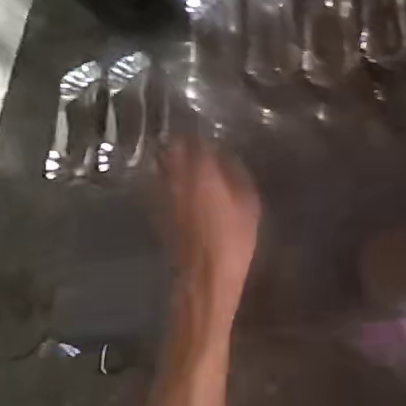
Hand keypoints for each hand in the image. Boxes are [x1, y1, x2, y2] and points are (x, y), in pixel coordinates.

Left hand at [151, 138, 261, 307]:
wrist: (204, 275)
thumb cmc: (233, 240)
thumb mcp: (249, 206)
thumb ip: (237, 178)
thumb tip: (229, 160)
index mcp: (202, 174)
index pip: (195, 143)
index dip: (199, 134)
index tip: (206, 129)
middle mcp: (176, 180)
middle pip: (172, 151)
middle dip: (181, 143)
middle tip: (191, 138)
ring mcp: (163, 196)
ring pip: (162, 167)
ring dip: (170, 158)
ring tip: (180, 155)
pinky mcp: (157, 212)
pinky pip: (158, 185)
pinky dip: (165, 178)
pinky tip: (174, 181)